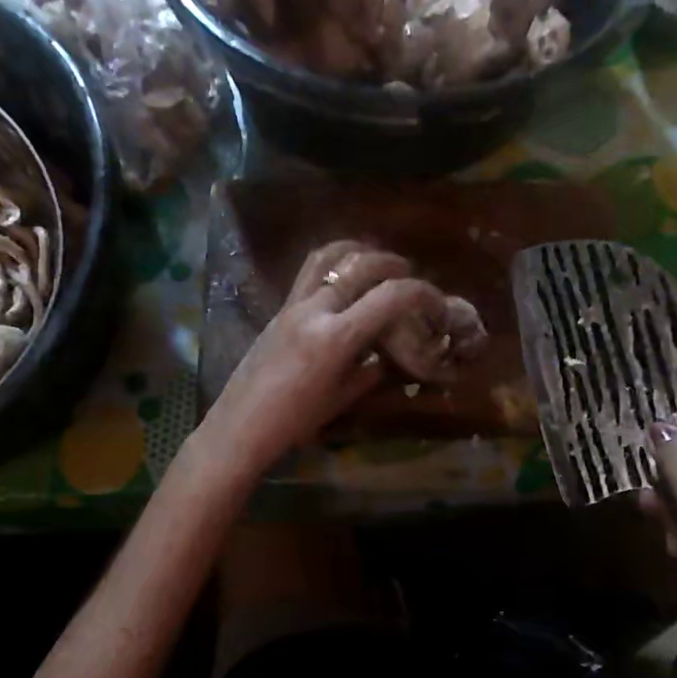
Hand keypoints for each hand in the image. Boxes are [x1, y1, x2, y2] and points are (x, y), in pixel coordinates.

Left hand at [196, 241, 441, 478]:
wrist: (240, 425)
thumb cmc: (294, 423)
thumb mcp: (340, 398)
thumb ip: (369, 370)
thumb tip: (388, 353)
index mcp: (335, 338)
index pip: (390, 296)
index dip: (422, 292)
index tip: (436, 302)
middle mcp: (314, 310)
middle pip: (362, 264)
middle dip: (395, 265)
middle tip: (411, 277)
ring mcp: (292, 305)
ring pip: (329, 256)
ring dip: (360, 252)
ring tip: (377, 264)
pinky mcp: (278, 309)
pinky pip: (308, 272)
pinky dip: (333, 264)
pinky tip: (345, 279)